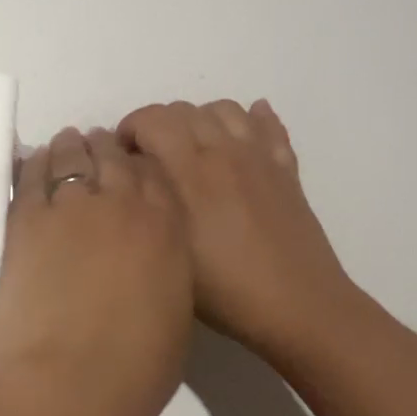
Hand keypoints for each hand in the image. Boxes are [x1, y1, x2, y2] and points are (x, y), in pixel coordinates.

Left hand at [0, 127, 192, 415]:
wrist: (73, 380)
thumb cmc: (137, 367)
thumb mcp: (174, 313)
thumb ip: (164, 272)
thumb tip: (149, 263)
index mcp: (169, 230)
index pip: (156, 177)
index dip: (143, 168)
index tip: (133, 167)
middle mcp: (124, 205)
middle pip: (115, 159)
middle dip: (107, 151)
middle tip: (98, 149)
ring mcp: (73, 207)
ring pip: (73, 157)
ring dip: (72, 148)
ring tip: (67, 145)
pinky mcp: (27, 219)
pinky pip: (32, 175)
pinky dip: (34, 163)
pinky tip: (33, 159)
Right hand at [118, 99, 357, 357]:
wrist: (297, 306)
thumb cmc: (222, 290)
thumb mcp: (168, 250)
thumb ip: (147, 202)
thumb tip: (132, 173)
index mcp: (190, 172)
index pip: (151, 120)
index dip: (128, 129)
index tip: (119, 155)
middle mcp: (224, 153)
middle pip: (184, 110)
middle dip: (157, 124)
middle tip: (147, 156)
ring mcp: (259, 158)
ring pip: (224, 110)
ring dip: (199, 119)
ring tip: (189, 147)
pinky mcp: (286, 171)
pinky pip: (268, 126)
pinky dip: (251, 119)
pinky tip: (242, 132)